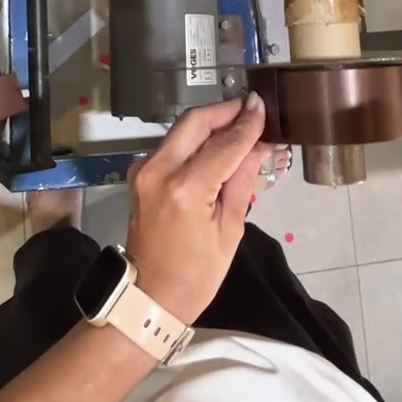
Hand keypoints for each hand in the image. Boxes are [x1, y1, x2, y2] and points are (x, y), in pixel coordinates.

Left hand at [124, 93, 268, 322]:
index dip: (247, 124)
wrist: (148, 296)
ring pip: (181, 129)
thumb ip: (241, 181)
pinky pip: (171, 144)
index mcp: (185, 190)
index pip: (224, 145)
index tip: (262, 105)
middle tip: (251, 107)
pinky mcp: (139, 172)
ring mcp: (143, 169)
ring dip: (210, 122)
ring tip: (239, 123)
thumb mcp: (229, 231)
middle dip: (225, 111)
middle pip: (194, 121)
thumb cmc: (196, 275)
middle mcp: (159, 170)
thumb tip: (257, 145)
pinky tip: (216, 142)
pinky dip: (195, 137)